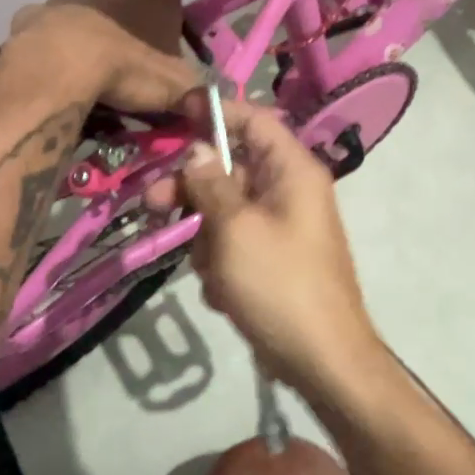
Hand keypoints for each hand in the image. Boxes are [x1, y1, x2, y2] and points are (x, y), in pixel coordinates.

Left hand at [7, 0, 200, 112]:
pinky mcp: (38, 11)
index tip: (163, 16)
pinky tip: (54, 55)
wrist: (62, 66)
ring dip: (91, 12)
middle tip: (129, 30)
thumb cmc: (129, 70)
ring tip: (91, 48)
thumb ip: (200, 97)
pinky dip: (53, 30)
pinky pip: (49, 14)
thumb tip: (218, 112)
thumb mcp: (177, 89)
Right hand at [176, 105, 384, 392]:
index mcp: (293, 171)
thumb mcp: (236, 229)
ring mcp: (281, 230)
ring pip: (224, 213)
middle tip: (152, 204)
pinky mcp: (271, 263)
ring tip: (213, 272)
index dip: (216, 113)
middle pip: (230, 170)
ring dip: (207, 240)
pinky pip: (233, 248)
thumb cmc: (280, 284)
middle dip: (193, 191)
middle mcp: (290, 192)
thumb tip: (197, 150)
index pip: (254, 120)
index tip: (175, 114)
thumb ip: (211, 184)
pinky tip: (225, 294)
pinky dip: (221, 267)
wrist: (322, 361)